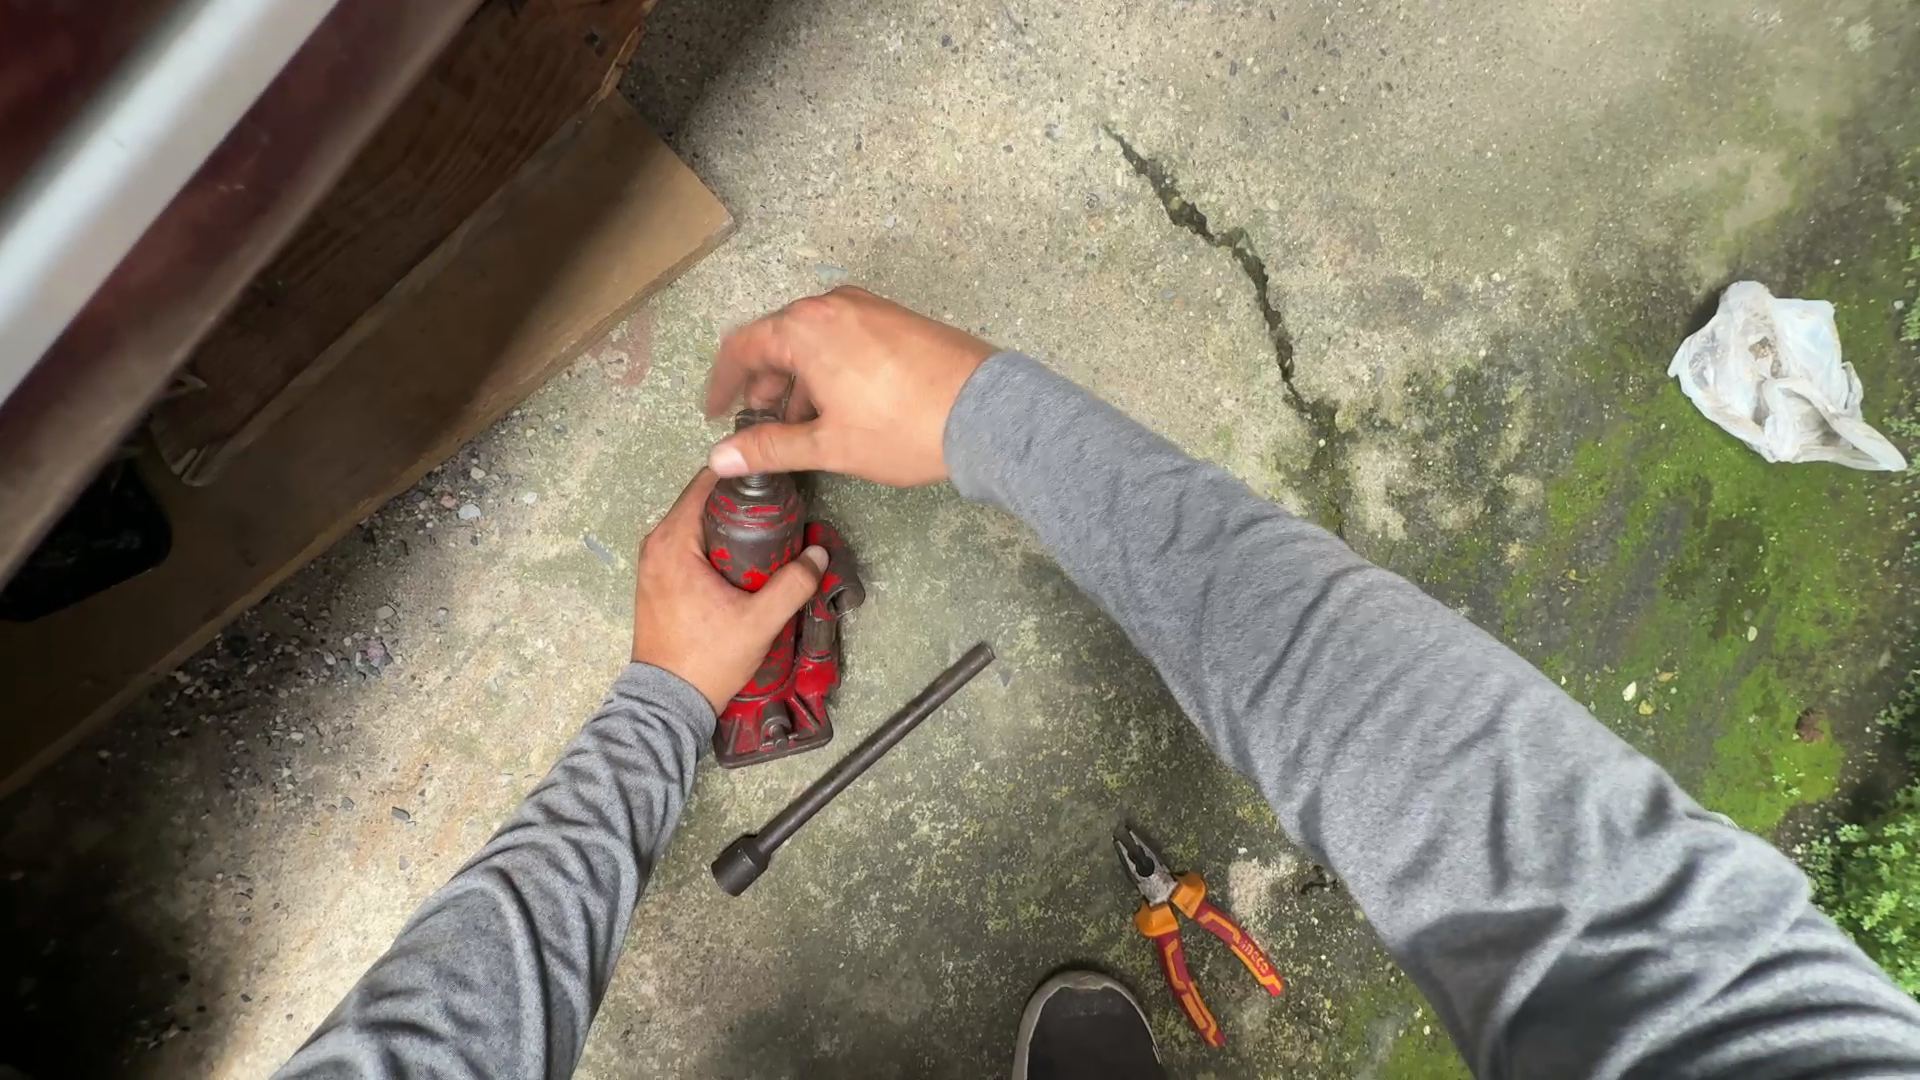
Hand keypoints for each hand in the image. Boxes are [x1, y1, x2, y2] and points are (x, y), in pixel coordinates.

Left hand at [631, 469, 826, 712]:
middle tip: (778, 513)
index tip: (775, 486)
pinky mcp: (657, 579)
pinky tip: (742, 558)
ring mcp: (653, 562)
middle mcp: (656, 544)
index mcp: (674, 543)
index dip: (743, 479)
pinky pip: (688, 543)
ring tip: (766, 536)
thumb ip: (793, 585)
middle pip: (702, 501)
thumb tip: (818, 554)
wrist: (669, 701)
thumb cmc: (707, 658)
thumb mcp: (760, 622)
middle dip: (740, 502)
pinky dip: (714, 542)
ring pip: (696, 523)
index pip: (706, 483)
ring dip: (728, 524)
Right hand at [702, 286, 996, 486]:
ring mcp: (869, 308)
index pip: (742, 347)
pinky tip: (842, 406)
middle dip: (765, 385)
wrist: (985, 413)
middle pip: (778, 339)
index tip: (716, 412)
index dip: (722, 383)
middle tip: (763, 425)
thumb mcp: (830, 445)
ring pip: (814, 340)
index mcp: (805, 328)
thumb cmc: (902, 429)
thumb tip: (720, 457)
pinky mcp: (897, 320)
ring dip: (799, 379)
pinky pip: (846, 338)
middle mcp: (832, 306)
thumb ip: (770, 448)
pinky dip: (830, 368)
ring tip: (804, 424)